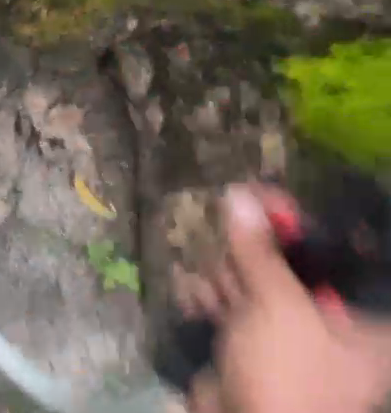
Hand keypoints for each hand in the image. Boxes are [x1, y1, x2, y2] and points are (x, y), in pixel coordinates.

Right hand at [178, 185, 390, 412]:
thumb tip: (238, 195)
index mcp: (362, 319)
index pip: (337, 255)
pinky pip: (222, 297)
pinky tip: (201, 307)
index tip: (262, 192)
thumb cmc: (288, 371)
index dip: (300, 223)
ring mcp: (286, 331)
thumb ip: (258, 251)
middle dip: (246, 260)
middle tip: (236, 275)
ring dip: (220, 280)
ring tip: (217, 300)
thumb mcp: (277, 307)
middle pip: (281, 262)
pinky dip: (206, 297)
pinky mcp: (248, 337)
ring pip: (245, 276)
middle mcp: (330, 321)